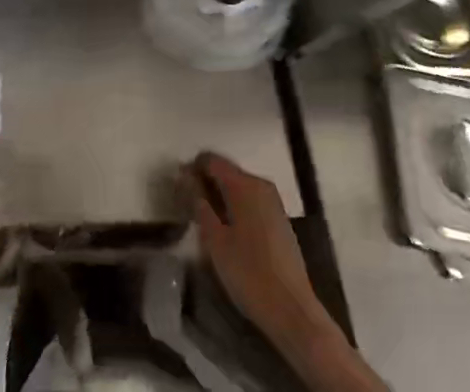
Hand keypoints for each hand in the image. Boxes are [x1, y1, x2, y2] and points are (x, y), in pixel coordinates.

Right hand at [188, 152, 331, 348]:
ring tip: (204, 220)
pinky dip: (235, 207)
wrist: (291, 309)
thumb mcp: (214, 239)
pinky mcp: (279, 219)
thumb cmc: (248, 273)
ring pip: (239, 187)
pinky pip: (251, 201)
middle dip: (206, 183)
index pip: (212, 160)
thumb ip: (198, 203)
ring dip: (220, 196)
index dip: (192, 169)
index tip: (178, 188)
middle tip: (187, 206)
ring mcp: (273, 202)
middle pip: (227, 172)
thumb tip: (184, 176)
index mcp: (244, 185)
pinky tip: (227, 230)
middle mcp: (261, 185)